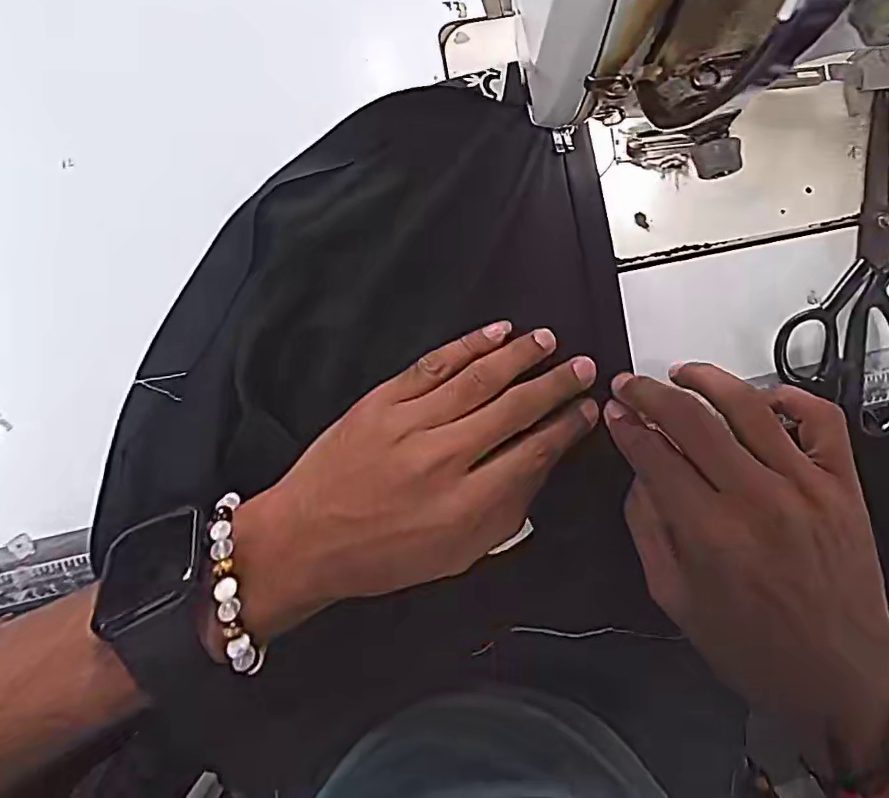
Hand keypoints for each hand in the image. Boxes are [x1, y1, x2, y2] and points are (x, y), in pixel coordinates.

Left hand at [224, 322, 598, 644]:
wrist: (304, 538)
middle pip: (514, 408)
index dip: (566, 427)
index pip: (533, 452)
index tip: (584, 411)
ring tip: (548, 342)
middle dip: (555, 385)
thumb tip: (541, 467)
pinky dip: (469, 345)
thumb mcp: (454, 555)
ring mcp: (409, 423)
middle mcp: (440, 458)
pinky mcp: (383, 400)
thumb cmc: (377, 554)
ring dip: (520, 356)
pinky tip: (495, 333)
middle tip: (581, 369)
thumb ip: (505, 513)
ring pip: (479, 378)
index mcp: (463, 505)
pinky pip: (435, 364)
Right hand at [605, 364, 888, 778]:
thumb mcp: (676, 598)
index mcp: (712, 535)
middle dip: (648, 392)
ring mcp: (806, 488)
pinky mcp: (843, 486)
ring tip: (682, 373)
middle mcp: (758, 502)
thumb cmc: (758, 649)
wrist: (842, 681)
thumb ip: (648, 527)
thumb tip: (640, 469)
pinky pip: (821, 419)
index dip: (626, 425)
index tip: (616, 413)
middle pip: (691, 418)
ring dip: (706, 378)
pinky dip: (790, 395)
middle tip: (631, 385)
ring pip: (749, 405)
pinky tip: (763, 396)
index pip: (654, 452)